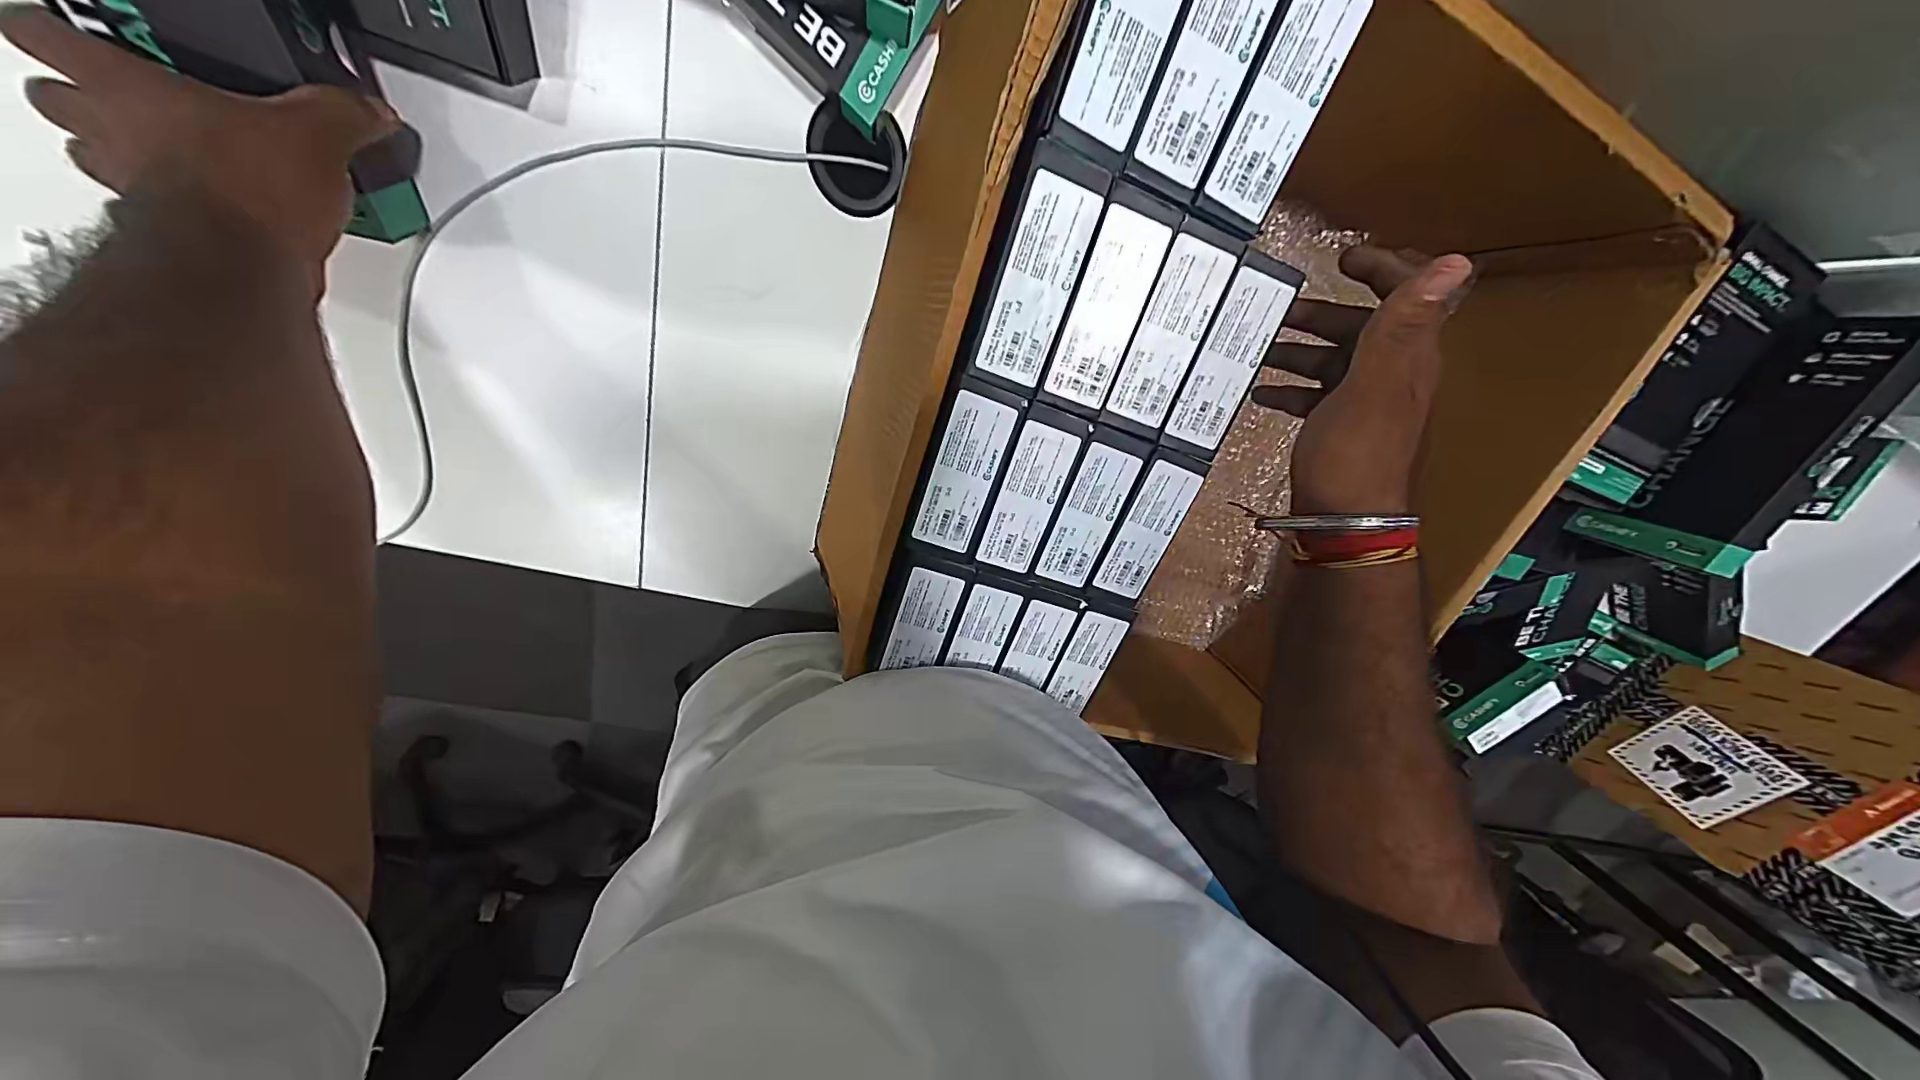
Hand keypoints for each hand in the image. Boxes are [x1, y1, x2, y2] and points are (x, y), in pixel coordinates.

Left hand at [1, 5, 397, 271]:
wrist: (249, 263)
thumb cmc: (249, 187)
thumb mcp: (316, 132)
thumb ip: (341, 114)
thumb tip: (366, 110)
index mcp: (126, 86)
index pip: (43, 32)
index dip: (55, 27)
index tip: (79, 33)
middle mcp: (110, 133)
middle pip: (56, 98)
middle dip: (85, 99)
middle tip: (128, 100)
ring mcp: (132, 187)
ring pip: (100, 157)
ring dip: (130, 157)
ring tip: (180, 161)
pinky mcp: (169, 234)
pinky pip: (161, 212)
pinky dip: (184, 210)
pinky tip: (220, 213)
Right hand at [1252, 246, 1472, 515]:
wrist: (1345, 522)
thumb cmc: (1355, 453)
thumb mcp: (1374, 385)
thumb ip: (1403, 324)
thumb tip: (1456, 261)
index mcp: (1408, 357)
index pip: (1410, 295)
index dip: (1385, 267)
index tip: (1345, 258)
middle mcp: (1392, 375)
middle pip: (1362, 328)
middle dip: (1323, 313)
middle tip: (1281, 309)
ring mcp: (1365, 405)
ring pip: (1334, 362)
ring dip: (1299, 350)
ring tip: (1261, 349)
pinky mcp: (1340, 430)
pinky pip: (1316, 396)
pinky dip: (1291, 389)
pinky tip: (1263, 393)